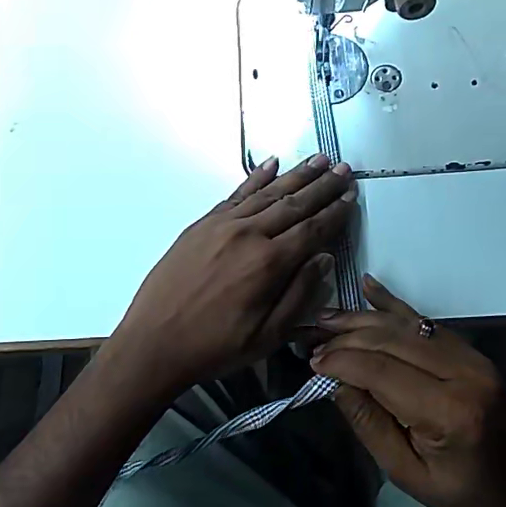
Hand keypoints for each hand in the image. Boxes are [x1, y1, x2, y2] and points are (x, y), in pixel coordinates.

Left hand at [106, 154, 356, 398]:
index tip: (351, 195)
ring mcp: (221, 226)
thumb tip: (324, 259)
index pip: (312, 229)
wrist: (154, 341)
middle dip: (322, 186)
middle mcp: (247, 235)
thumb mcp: (267, 336)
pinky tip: (270, 165)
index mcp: (268, 264)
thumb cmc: (213, 346)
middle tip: (342, 168)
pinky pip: (235, 194)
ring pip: (266, 193)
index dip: (335, 212)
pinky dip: (255, 178)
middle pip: (293, 203)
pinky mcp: (201, 225)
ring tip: (317, 160)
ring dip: (295, 175)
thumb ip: (300, 295)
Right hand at [311, 276, 505, 506]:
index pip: (381, 371)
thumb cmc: (455, 492)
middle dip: (346, 338)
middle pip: (392, 341)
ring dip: (362, 319)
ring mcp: (473, 358)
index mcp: (450, 411)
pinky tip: (367, 287)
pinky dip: (393, 305)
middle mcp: (466, 374)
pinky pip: (425, 322)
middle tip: (312, 341)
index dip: (342, 361)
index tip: (311, 362)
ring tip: (325, 317)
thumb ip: (366, 420)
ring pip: (406, 325)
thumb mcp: (402, 470)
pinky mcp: (472, 352)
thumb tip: (332, 379)